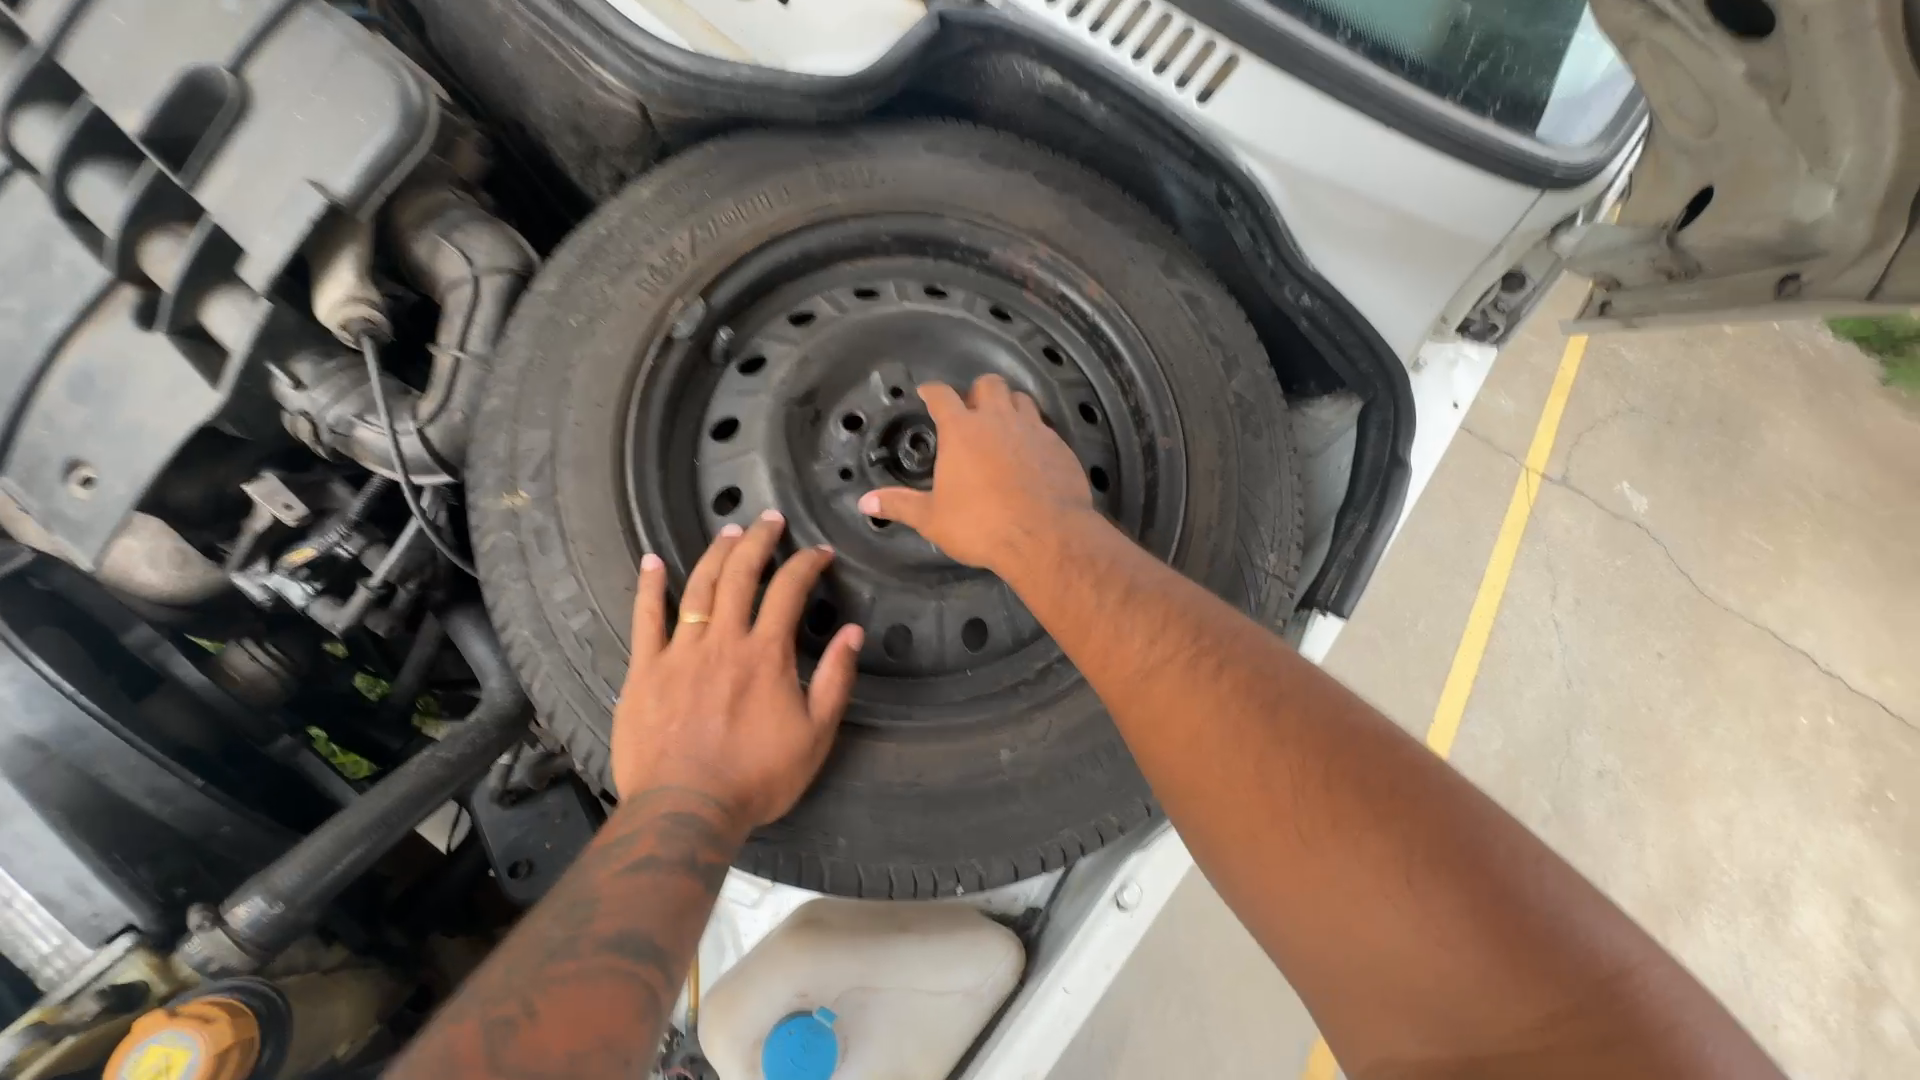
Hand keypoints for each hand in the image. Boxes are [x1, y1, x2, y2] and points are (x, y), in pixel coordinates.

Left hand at [611, 510, 864, 827]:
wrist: (686, 809)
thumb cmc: (757, 777)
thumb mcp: (816, 734)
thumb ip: (835, 679)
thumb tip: (852, 632)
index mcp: (766, 654)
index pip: (790, 591)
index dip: (807, 564)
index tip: (819, 553)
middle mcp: (723, 641)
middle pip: (741, 575)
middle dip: (758, 541)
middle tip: (769, 520)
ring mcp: (680, 652)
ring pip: (698, 588)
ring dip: (715, 554)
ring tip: (728, 532)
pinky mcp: (644, 670)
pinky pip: (646, 619)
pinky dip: (649, 587)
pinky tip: (653, 562)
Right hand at [859, 375, 1095, 572]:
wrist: (1045, 537)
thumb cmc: (981, 526)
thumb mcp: (932, 519)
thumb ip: (899, 505)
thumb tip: (865, 502)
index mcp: (962, 430)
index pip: (942, 395)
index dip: (932, 391)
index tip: (927, 393)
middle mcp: (998, 420)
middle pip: (989, 384)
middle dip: (977, 392)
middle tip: (971, 412)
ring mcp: (1034, 429)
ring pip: (1021, 398)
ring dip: (1009, 405)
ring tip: (1002, 426)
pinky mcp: (1060, 446)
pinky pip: (1044, 427)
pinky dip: (1033, 433)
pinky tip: (1030, 454)